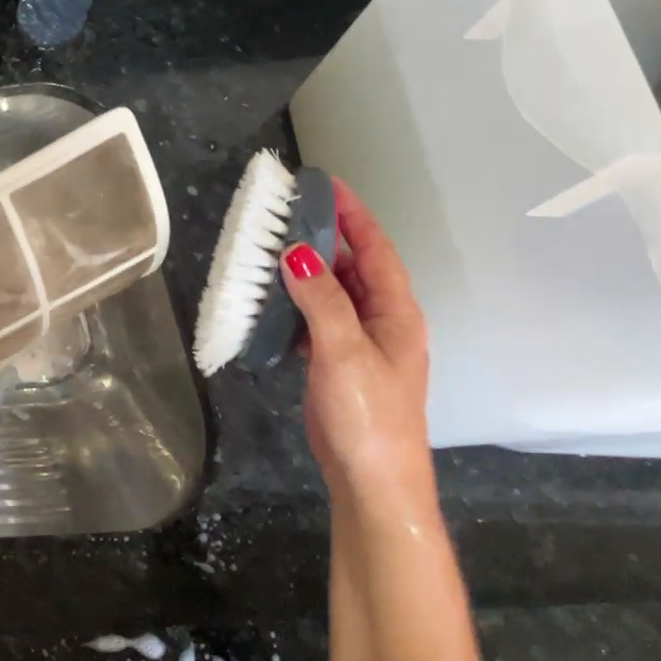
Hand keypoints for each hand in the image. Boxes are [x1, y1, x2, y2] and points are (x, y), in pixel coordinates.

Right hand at [282, 180, 432, 494]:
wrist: (370, 476)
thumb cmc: (368, 413)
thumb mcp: (344, 352)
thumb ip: (322, 301)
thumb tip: (297, 252)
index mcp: (395, 313)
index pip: (375, 250)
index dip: (352, 215)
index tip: (323, 183)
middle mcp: (379, 320)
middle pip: (352, 265)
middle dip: (322, 234)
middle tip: (283, 209)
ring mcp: (356, 342)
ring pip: (329, 290)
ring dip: (302, 267)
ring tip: (266, 243)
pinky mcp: (333, 360)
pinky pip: (312, 316)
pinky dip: (290, 300)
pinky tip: (265, 295)